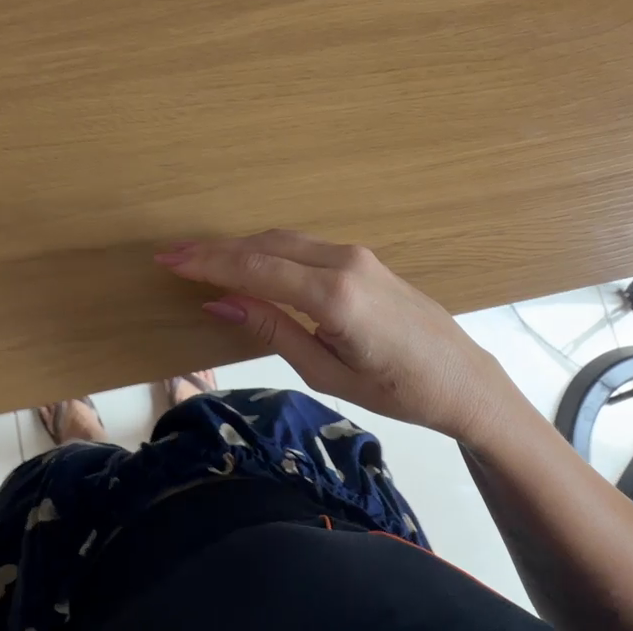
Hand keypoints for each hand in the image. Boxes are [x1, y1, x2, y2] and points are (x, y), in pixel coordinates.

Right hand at [157, 230, 522, 445]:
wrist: (463, 380)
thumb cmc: (397, 391)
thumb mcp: (327, 372)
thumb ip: (272, 329)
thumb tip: (219, 303)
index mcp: (335, 295)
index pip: (256, 269)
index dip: (208, 263)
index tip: (169, 261)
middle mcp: (344, 262)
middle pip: (264, 246)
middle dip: (215, 250)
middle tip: (172, 257)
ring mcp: (355, 254)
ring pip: (282, 241)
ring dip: (239, 248)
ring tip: (198, 259)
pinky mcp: (361, 257)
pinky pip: (302, 246)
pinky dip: (266, 251)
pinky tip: (245, 263)